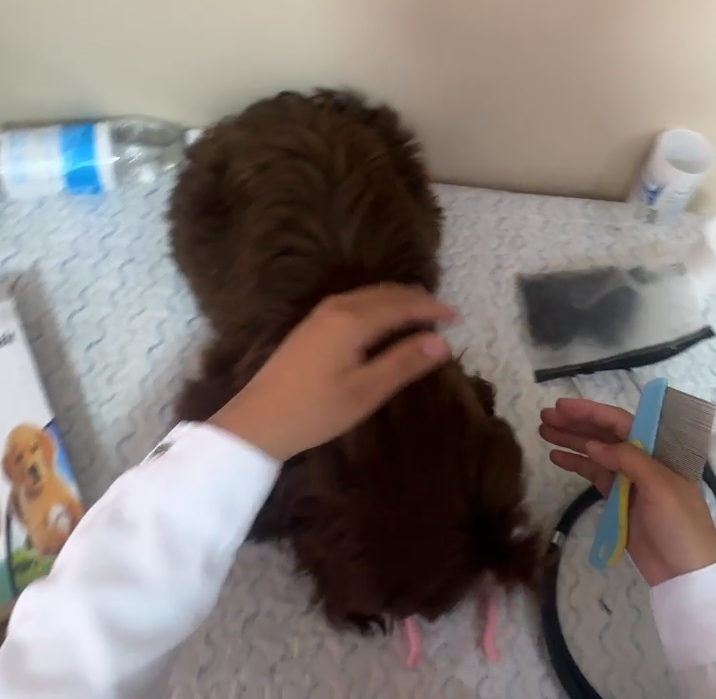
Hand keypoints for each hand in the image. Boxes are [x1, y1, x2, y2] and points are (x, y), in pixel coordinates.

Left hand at [210, 285, 457, 460]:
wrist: (258, 420)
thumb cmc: (315, 410)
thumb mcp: (365, 392)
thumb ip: (404, 363)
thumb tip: (442, 342)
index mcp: (353, 320)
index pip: (402, 304)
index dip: (432, 308)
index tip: (458, 317)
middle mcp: (338, 307)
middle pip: (387, 294)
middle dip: (418, 301)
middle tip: (444, 316)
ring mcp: (322, 313)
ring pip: (371, 296)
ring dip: (399, 302)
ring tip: (422, 317)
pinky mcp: (313, 325)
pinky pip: (357, 303)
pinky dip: (381, 307)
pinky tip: (386, 325)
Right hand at [539, 397, 715, 586]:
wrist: (686, 575)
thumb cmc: (681, 525)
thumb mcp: (659, 486)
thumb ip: (628, 459)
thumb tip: (594, 444)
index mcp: (658, 449)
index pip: (620, 422)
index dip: (590, 412)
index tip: (562, 406)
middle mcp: (641, 459)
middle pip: (604, 434)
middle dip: (575, 424)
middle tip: (545, 417)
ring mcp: (628, 480)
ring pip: (595, 452)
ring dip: (570, 441)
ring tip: (543, 432)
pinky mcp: (617, 499)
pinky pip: (593, 474)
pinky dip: (575, 464)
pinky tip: (556, 457)